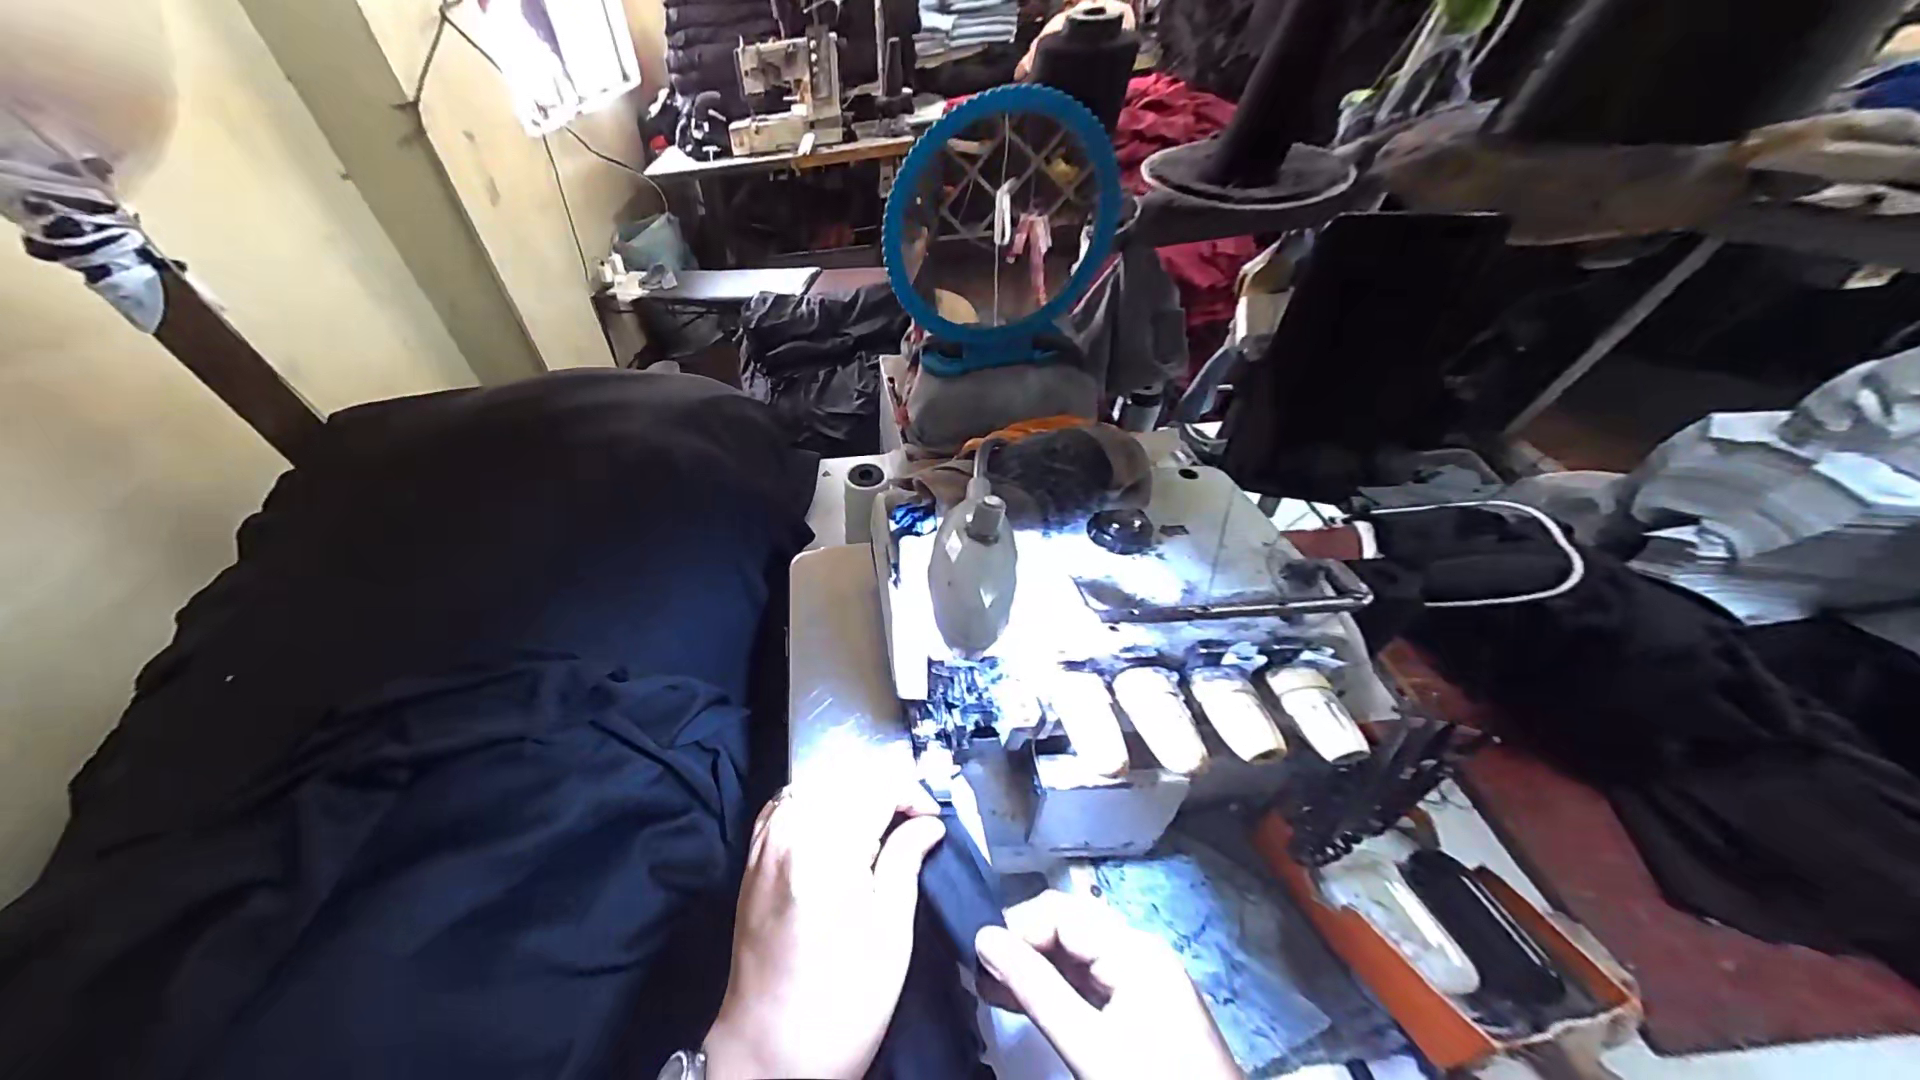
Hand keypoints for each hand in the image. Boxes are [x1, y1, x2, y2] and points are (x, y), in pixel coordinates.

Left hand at [702, 780, 947, 1079]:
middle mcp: (788, 837)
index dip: (911, 795)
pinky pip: (787, 804)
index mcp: (826, 854)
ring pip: (816, 786)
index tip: (931, 819)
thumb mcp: (892, 932)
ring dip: (852, 796)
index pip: (876, 789)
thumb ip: (907, 860)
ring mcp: (764, 845)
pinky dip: (816, 803)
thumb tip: (927, 824)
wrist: (768, 1055)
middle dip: (885, 794)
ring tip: (878, 828)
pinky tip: (835, 826)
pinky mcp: (752, 859)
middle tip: (912, 824)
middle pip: (846, 781)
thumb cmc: (842, 1004)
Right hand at [975, 891, 1241, 1079]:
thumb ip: (1036, 990)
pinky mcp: (1141, 1006)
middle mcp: (1139, 951)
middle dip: (1022, 946)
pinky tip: (1023, 1001)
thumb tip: (984, 938)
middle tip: (978, 975)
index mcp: (1134, 950)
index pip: (1061, 912)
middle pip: (1068, 927)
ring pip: (1075, 954)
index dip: (1017, 928)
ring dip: (1033, 968)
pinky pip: (1088, 981)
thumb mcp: (1090, 1049)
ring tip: (988, 989)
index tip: (978, 957)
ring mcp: (1142, 979)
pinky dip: (1055, 988)